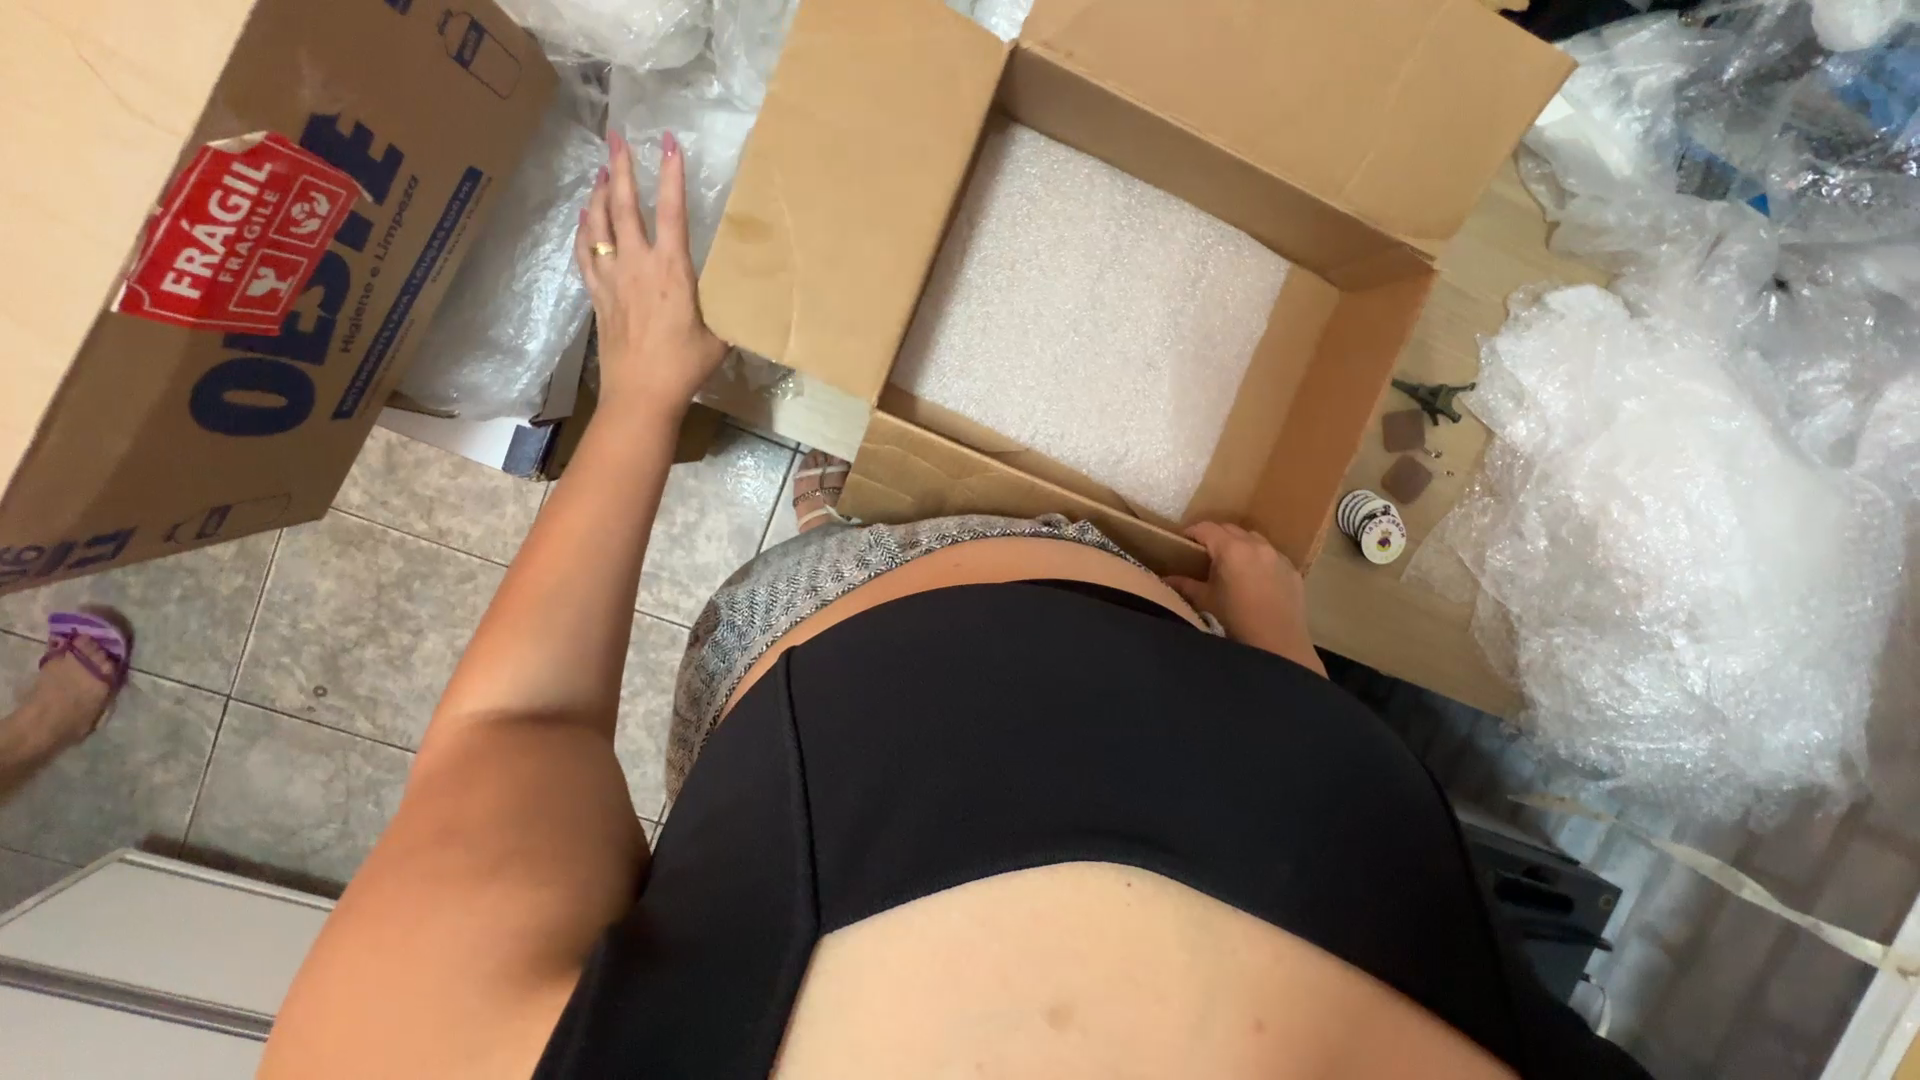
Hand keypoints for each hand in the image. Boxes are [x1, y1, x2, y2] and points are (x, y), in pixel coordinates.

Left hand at [575, 130, 727, 418]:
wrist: (642, 394)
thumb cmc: (686, 366)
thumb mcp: (720, 337)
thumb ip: (726, 310)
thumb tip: (746, 299)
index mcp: (672, 271)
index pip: (673, 212)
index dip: (672, 175)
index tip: (669, 143)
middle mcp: (638, 265)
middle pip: (625, 206)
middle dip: (623, 168)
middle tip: (617, 138)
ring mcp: (612, 279)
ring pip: (599, 224)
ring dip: (600, 193)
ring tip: (603, 171)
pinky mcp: (597, 295)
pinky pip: (584, 253)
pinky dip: (583, 230)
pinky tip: (585, 218)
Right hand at [1167, 523, 1324, 675]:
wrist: (1278, 643)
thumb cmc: (1236, 620)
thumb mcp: (1206, 601)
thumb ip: (1185, 585)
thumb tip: (1166, 579)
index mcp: (1231, 549)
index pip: (1206, 528)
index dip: (1191, 532)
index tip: (1182, 541)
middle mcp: (1256, 545)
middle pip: (1230, 529)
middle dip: (1215, 536)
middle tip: (1203, 553)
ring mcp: (1277, 555)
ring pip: (1253, 538)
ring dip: (1238, 543)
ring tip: (1230, 562)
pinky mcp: (1291, 569)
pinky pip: (1271, 554)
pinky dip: (1258, 558)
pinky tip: (1255, 577)